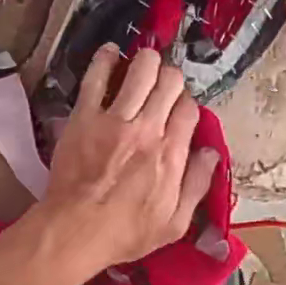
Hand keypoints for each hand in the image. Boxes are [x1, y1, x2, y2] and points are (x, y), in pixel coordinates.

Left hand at [30, 46, 220, 283]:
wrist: (74, 230)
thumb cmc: (125, 232)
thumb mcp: (175, 223)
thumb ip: (197, 185)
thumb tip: (211, 153)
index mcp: (172, 154)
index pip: (189, 110)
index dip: (187, 105)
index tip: (178, 112)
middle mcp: (148, 129)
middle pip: (170, 83)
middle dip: (171, 79)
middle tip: (163, 86)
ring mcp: (114, 119)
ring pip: (141, 71)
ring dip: (147, 62)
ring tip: (145, 64)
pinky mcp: (84, 117)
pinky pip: (96, 78)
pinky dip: (105, 59)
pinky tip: (111, 52)